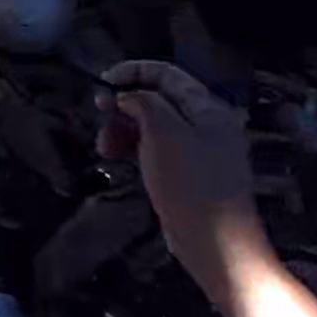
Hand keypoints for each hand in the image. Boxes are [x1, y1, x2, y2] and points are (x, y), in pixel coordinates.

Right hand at [95, 60, 268, 297]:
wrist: (216, 246)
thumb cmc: (189, 182)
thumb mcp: (161, 131)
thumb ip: (143, 101)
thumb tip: (128, 96)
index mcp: (206, 109)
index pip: (165, 72)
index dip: (131, 70)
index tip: (102, 82)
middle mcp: (206, 124)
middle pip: (156, 97)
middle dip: (123, 103)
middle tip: (100, 113)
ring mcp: (199, 149)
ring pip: (151, 122)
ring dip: (122, 127)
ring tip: (105, 146)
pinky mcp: (189, 171)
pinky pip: (155, 145)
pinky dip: (133, 145)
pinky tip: (118, 157)